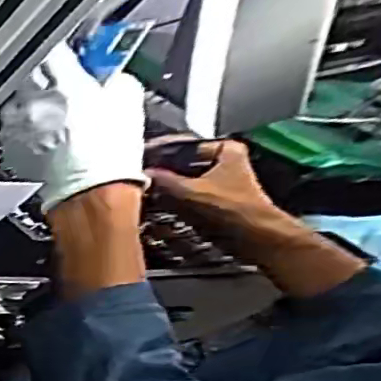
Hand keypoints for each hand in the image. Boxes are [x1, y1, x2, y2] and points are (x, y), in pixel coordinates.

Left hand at [1, 43, 150, 208]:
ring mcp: (16, 125)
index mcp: (65, 85)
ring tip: (52, 109)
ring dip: (30, 100)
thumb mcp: (126, 96)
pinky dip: (24, 124)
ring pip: (16, 101)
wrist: (87, 187)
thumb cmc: (109, 148)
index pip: (52, 51)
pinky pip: (11, 126)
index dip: (59, 49)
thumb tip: (103, 66)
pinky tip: (42, 131)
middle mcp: (33, 104)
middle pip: (29, 74)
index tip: (65, 50)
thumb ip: (110, 73)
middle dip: (43, 73)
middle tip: (59, 78)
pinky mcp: (8, 145)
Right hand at [144, 139, 292, 237]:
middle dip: (157, 172)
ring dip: (160, 185)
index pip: (182, 146)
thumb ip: (160, 179)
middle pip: (179, 162)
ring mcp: (215, 178)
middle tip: (131, 177)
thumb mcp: (187, 191)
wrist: (249, 234)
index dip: (157, 154)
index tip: (133, 161)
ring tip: (136, 189)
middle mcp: (222, 160)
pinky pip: (180, 190)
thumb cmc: (226, 208)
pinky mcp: (209, 195)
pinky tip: (149, 200)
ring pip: (178, 177)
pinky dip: (167, 195)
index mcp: (225, 149)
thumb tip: (139, 173)